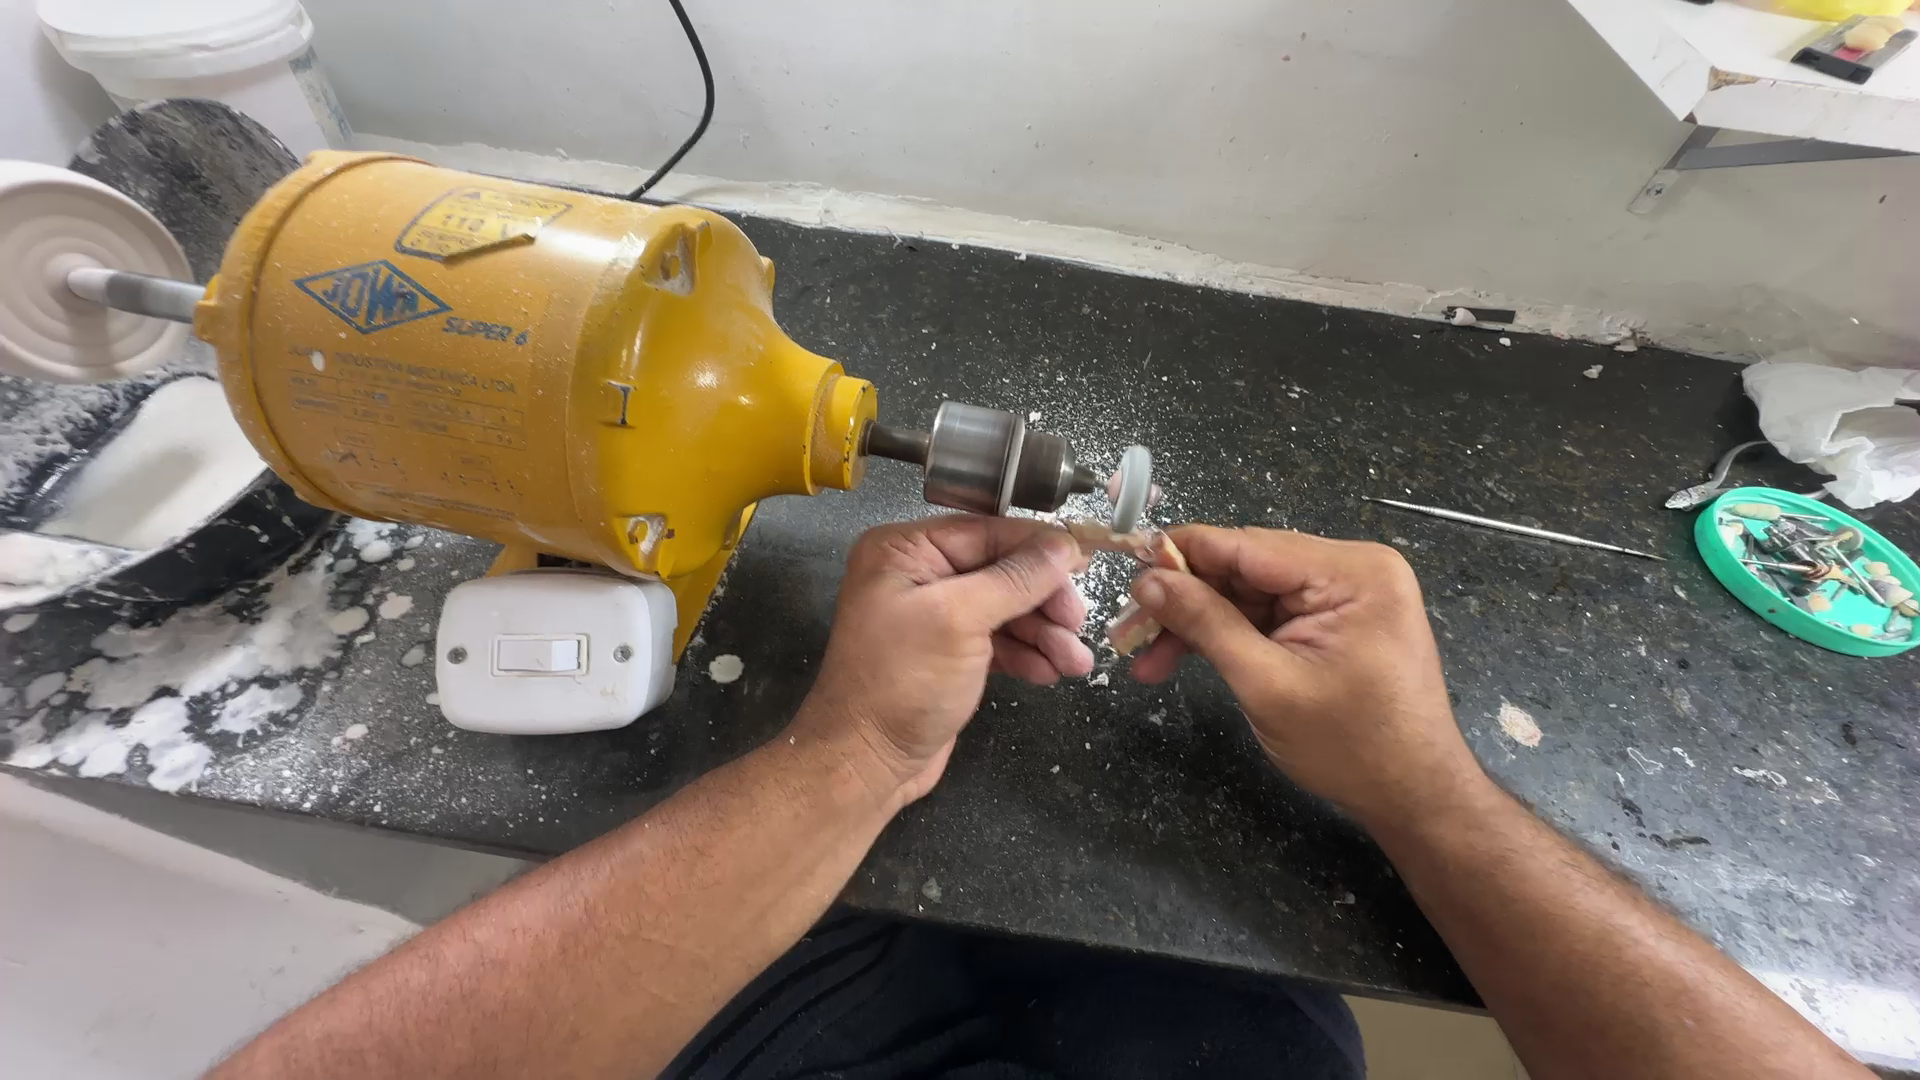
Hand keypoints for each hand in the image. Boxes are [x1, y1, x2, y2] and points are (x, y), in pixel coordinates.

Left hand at [791, 516, 1092, 804]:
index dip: (1038, 548)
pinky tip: (1050, 672)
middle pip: (1002, 570)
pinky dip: (1026, 654)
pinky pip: (998, 639)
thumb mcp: (959, 620)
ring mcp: (935, 614)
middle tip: (1076, 623)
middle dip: (1043, 599)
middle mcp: (918, 574)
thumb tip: (1065, 545)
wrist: (867, 763)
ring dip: (1044, 633)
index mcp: (904, 550)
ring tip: (1075, 662)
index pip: (986, 533)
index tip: (1084, 562)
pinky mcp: (949, 652)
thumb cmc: (902, 682)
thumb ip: (1015, 579)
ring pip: (1006, 608)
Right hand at [1127, 526, 1483, 827]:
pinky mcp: (1327, 618)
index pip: (1245, 545)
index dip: (1179, 554)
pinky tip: (1179, 657)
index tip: (1125, 569)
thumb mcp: (1265, 682)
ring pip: (1242, 593)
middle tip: (1128, 630)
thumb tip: (1145, 580)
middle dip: (1182, 600)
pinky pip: (1260, 613)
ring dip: (1194, 624)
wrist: (1414, 799)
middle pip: (1240, 568)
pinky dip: (1220, 635)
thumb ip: (1204, 623)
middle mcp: (1347, 568)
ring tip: (1145, 658)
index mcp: (1349, 572)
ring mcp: (1339, 593)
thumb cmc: (1350, 747)